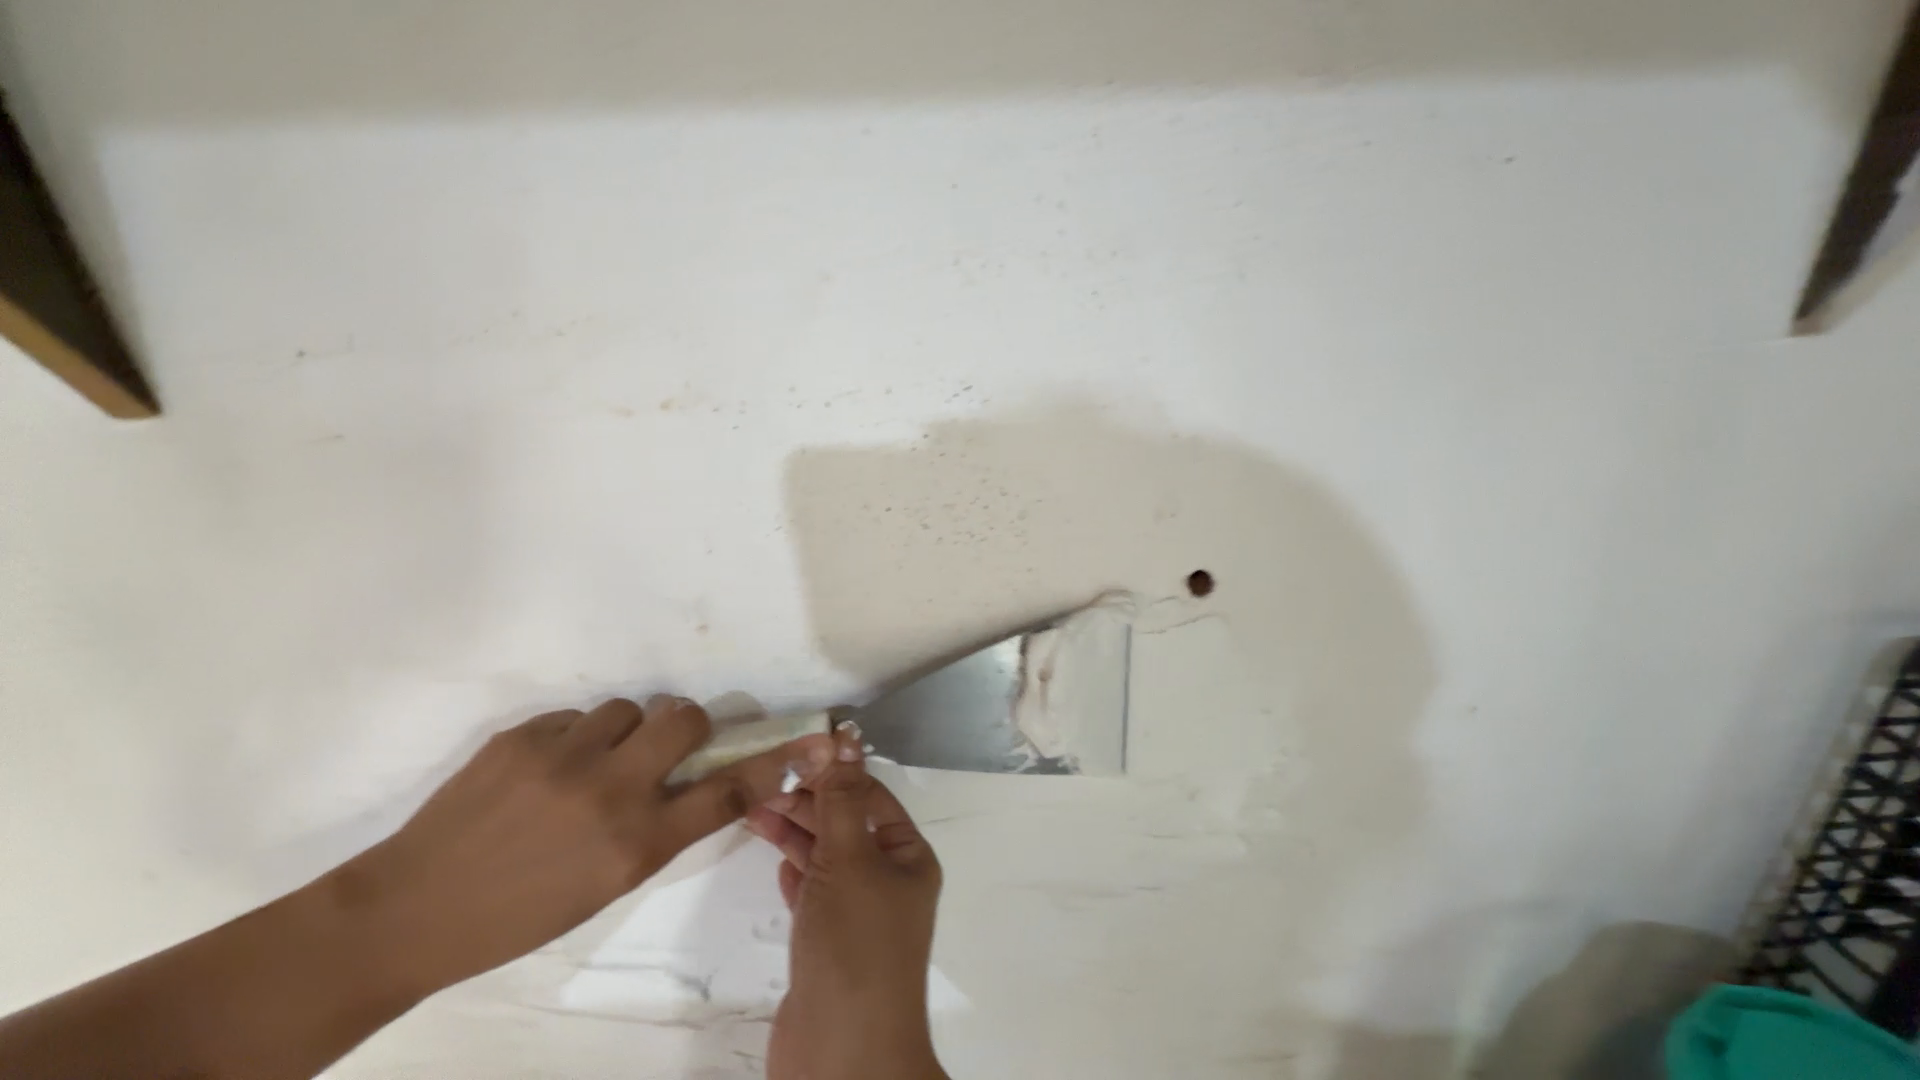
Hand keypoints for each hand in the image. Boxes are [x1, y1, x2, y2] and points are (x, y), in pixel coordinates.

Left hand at [324, 695, 834, 993]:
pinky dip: (575, 735)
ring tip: (593, 760)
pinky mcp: (521, 736)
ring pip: (628, 708)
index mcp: (636, 844)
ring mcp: (562, 757)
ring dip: (625, 730)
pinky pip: (575, 716)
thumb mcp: (608, 885)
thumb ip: (660, 829)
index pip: (726, 793)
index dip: (769, 765)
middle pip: (685, 719)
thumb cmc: (522, 913)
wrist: (415, 908)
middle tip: (669, 742)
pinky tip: (546, 769)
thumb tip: (697, 782)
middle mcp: (610, 791)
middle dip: (687, 724)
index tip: (796, 746)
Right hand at [746, 728, 948, 1079]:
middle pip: (846, 827)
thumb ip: (842, 798)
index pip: (871, 798)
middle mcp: (889, 882)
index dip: (834, 775)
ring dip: (793, 835)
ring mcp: (858, 916)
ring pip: (826, 860)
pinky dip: (795, 875)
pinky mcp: (829, 945)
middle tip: (760, 786)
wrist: (844, 1053)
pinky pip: (813, 895)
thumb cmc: (855, 944)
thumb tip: (845, 736)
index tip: (789, 757)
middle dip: (807, 804)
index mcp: (908, 857)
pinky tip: (775, 861)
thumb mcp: (849, 859)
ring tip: (751, 813)